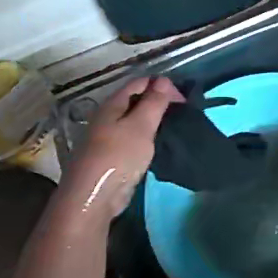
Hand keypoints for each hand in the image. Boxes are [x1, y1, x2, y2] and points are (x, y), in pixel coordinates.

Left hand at [62, 76, 182, 219]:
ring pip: (134, 121)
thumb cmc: (118, 156)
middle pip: (135, 100)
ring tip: (175, 128)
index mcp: (112, 104)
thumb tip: (162, 80)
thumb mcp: (140, 126)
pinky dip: (147, 138)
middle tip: (183, 113)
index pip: (139, 82)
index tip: (183, 99)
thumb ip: (153, 103)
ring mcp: (107, 137)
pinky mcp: (112, 156)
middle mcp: (107, 117)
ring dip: (153, 121)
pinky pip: (132, 139)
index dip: (161, 84)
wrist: (94, 197)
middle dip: (158, 101)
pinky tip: (159, 146)